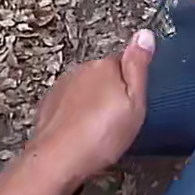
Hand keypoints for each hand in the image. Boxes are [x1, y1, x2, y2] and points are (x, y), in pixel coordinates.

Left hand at [22, 29, 155, 185]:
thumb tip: (145, 35)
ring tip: (101, 131)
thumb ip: (138, 66)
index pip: (125, 62)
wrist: (58, 160)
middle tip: (120, 120)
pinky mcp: (50, 105)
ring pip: (86, 91)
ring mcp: (62, 87)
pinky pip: (71, 106)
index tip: (134, 102)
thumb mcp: (134, 102)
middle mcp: (80, 71)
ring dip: (93, 105)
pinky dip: (77, 116)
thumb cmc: (98, 136)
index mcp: (103, 66)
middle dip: (112, 93)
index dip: (132, 83)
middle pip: (104, 76)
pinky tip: (83, 134)